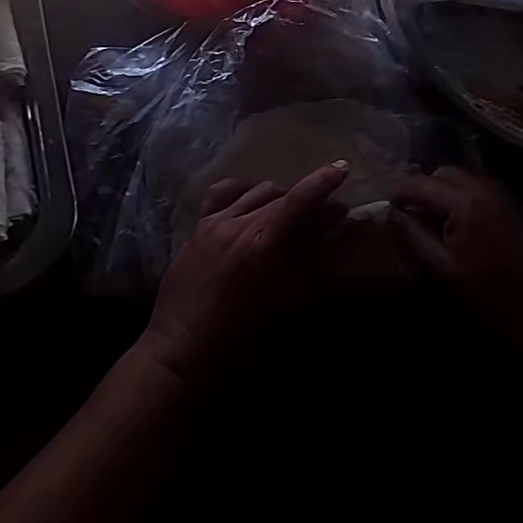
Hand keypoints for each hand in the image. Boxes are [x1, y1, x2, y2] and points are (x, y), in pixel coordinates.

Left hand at [140, 162, 348, 379]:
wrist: (181, 352)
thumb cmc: (238, 342)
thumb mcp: (283, 310)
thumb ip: (303, 268)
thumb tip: (319, 240)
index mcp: (260, 245)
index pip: (297, 201)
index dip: (322, 183)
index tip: (341, 170)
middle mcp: (236, 224)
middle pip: (279, 195)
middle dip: (306, 197)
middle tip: (324, 213)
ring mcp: (212, 223)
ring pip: (252, 191)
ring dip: (277, 194)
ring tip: (288, 210)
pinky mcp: (196, 229)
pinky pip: (221, 196)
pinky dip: (242, 193)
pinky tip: (249, 202)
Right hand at [393, 167, 522, 342]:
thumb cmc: (492, 292)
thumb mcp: (444, 269)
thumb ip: (414, 237)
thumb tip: (394, 216)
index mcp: (464, 201)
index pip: (419, 183)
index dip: (398, 193)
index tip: (384, 208)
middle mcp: (482, 186)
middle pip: (440, 174)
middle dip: (420, 189)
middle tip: (406, 215)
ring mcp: (499, 193)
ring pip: (458, 178)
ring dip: (439, 192)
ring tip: (427, 220)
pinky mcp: (508, 203)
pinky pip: (473, 188)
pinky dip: (457, 197)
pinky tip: (452, 223)